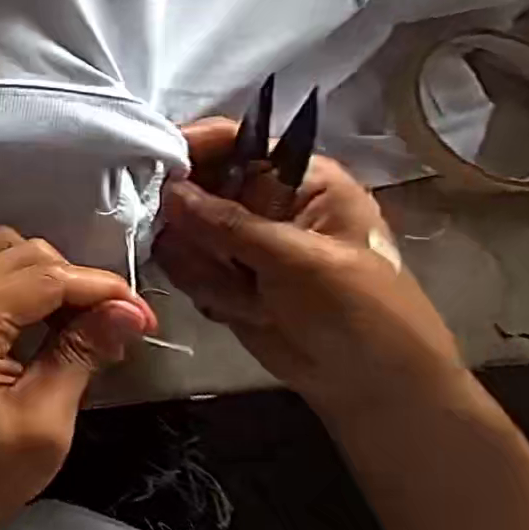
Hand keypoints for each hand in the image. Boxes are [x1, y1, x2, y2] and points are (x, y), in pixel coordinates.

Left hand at [0, 226, 156, 529]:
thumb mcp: (45, 422)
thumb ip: (82, 354)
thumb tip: (129, 311)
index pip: (47, 277)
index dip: (102, 289)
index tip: (145, 317)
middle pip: (29, 254)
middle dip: (80, 282)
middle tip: (117, 325)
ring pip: (13, 252)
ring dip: (56, 278)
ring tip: (86, 322)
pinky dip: (32, 284)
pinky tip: (54, 320)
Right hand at [152, 117, 463, 416]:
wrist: (375, 389)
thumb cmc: (362, 311)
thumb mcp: (300, 261)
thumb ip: (230, 225)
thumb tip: (168, 192)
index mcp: (295, 176)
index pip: (232, 141)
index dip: (191, 147)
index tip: (153, 166)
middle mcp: (260, 200)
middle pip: (193, 185)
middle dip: (194, 225)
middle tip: (220, 260)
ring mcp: (237, 239)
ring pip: (182, 231)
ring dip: (206, 267)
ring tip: (249, 298)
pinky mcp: (221, 273)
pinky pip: (184, 266)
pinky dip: (205, 289)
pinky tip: (244, 310)